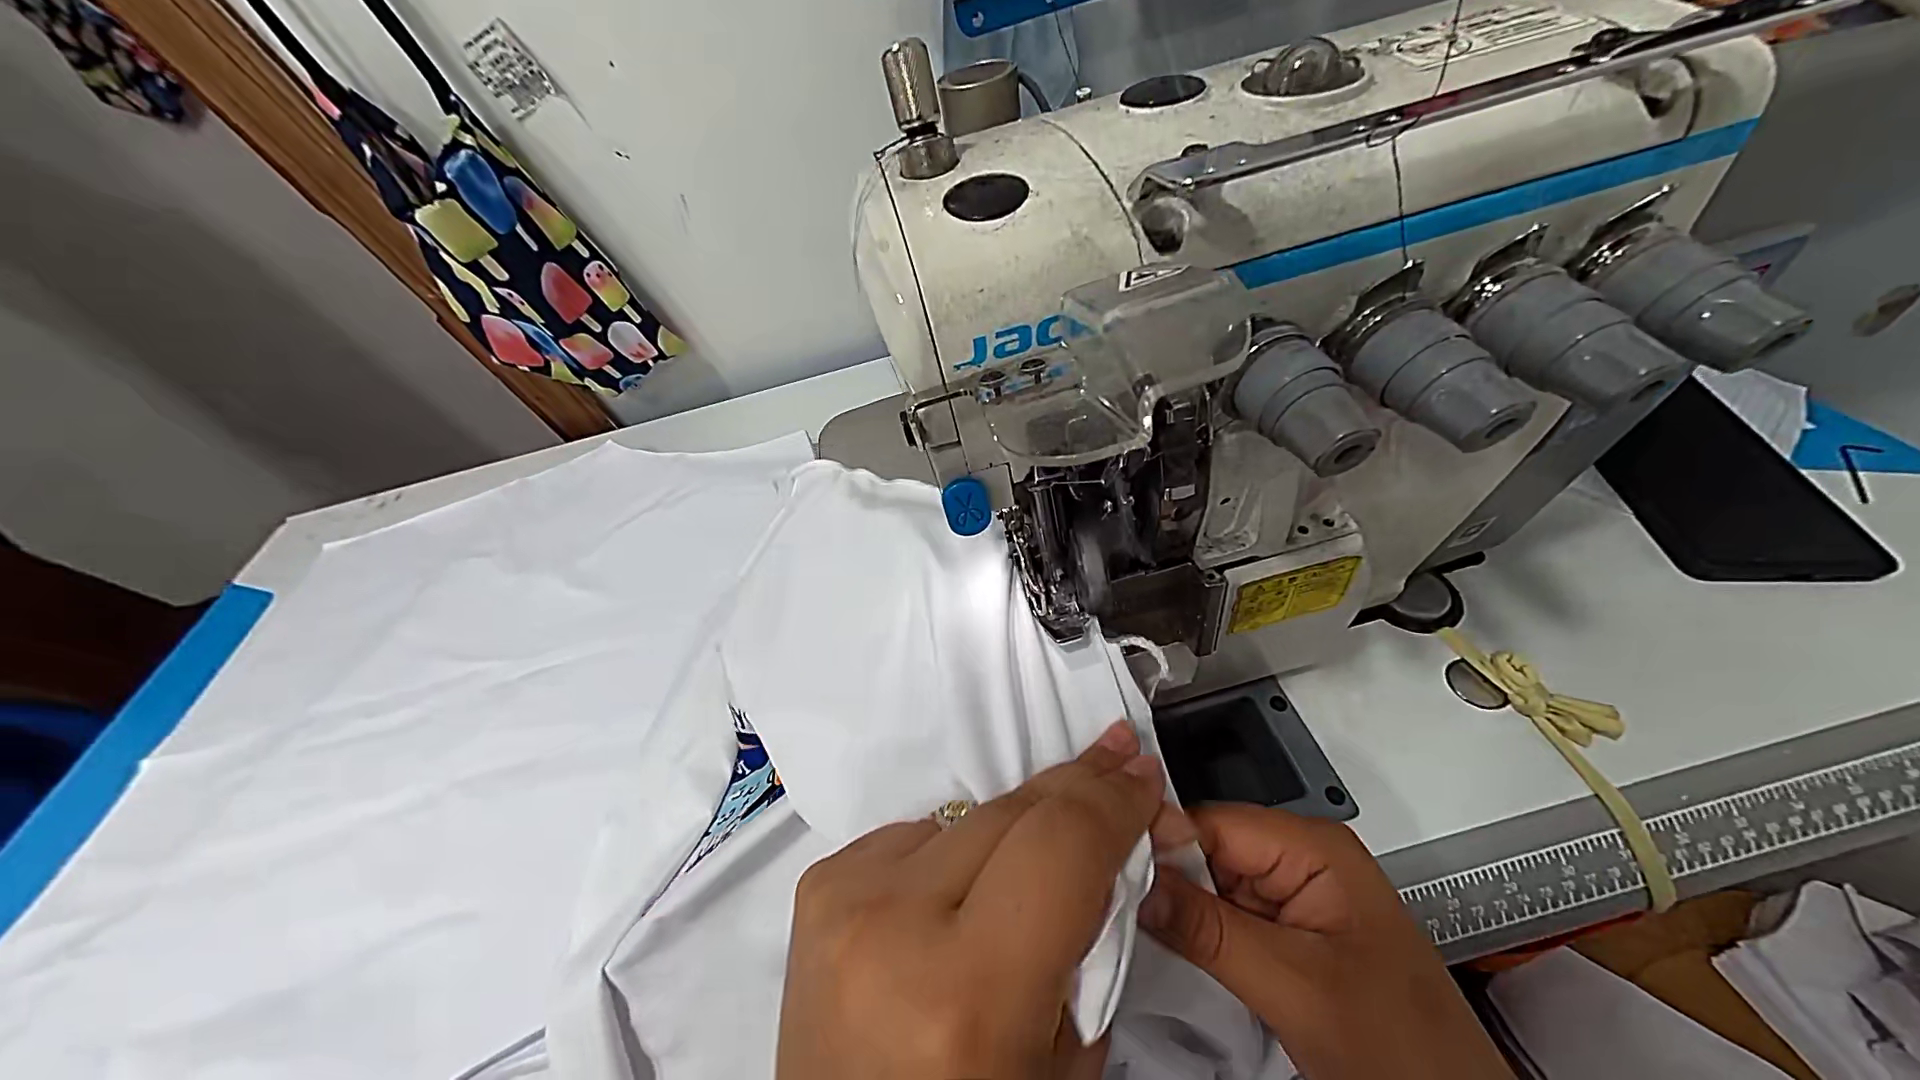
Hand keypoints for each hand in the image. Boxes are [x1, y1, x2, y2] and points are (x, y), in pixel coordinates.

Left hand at [777, 721, 1168, 1079]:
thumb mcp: (1063, 1055)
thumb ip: (1090, 939)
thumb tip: (1104, 837)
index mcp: (968, 991)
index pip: (1060, 843)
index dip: (1112, 798)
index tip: (1140, 774)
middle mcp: (894, 927)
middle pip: (1010, 810)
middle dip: (1074, 784)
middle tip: (1115, 760)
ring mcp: (847, 897)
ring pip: (965, 814)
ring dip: (1012, 826)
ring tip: (1036, 858)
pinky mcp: (820, 883)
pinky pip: (914, 834)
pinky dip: (952, 849)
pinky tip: (961, 890)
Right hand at [1138, 804, 1513, 1079]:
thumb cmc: (1410, 1049)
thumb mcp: (1295, 985)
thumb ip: (1210, 929)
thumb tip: (1141, 885)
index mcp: (1313, 848)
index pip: (1209, 822)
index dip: (1160, 845)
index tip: (1119, 873)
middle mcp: (1298, 859)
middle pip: (1203, 848)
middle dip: (1167, 880)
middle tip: (1126, 908)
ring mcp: (1288, 895)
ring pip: (1206, 882)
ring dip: (1179, 908)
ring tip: (1148, 930)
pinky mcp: (1280, 928)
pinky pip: (1220, 912)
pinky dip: (1195, 930)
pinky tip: (1178, 946)